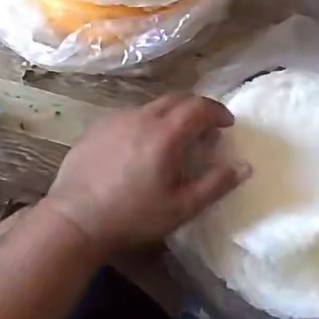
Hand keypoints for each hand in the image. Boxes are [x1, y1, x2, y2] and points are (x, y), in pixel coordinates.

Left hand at [42, 93, 249, 254]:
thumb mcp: (181, 207)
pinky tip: (140, 147)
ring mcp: (116, 119)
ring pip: (152, 106)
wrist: (73, 220)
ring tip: (174, 139)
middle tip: (205, 127)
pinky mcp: (96, 127)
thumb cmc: (132, 215)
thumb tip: (244, 166)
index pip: (200, 106)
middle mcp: (142, 116)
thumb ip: (216, 184)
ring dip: (170, 115)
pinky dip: (146, 123)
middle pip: (177, 98)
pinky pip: (130, 116)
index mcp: (166, 133)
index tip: (227, 124)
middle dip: (196, 108)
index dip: (218, 111)